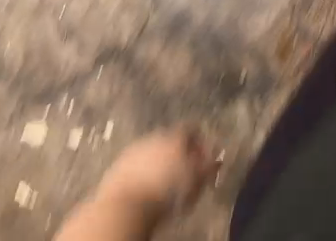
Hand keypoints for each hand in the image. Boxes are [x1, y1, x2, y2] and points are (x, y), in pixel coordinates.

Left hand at [96, 129, 218, 210]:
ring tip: (163, 180)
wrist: (125, 206)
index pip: (193, 128)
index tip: (203, 158)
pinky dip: (142, 171)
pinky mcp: (117, 164)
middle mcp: (155, 135)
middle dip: (178, 152)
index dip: (200, 142)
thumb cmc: (167, 192)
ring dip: (159, 161)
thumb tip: (217, 157)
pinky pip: (135, 164)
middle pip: (171, 138)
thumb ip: (209, 165)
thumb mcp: (196, 180)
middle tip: (183, 170)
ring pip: (152, 151)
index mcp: (176, 135)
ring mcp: (134, 148)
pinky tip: (145, 186)